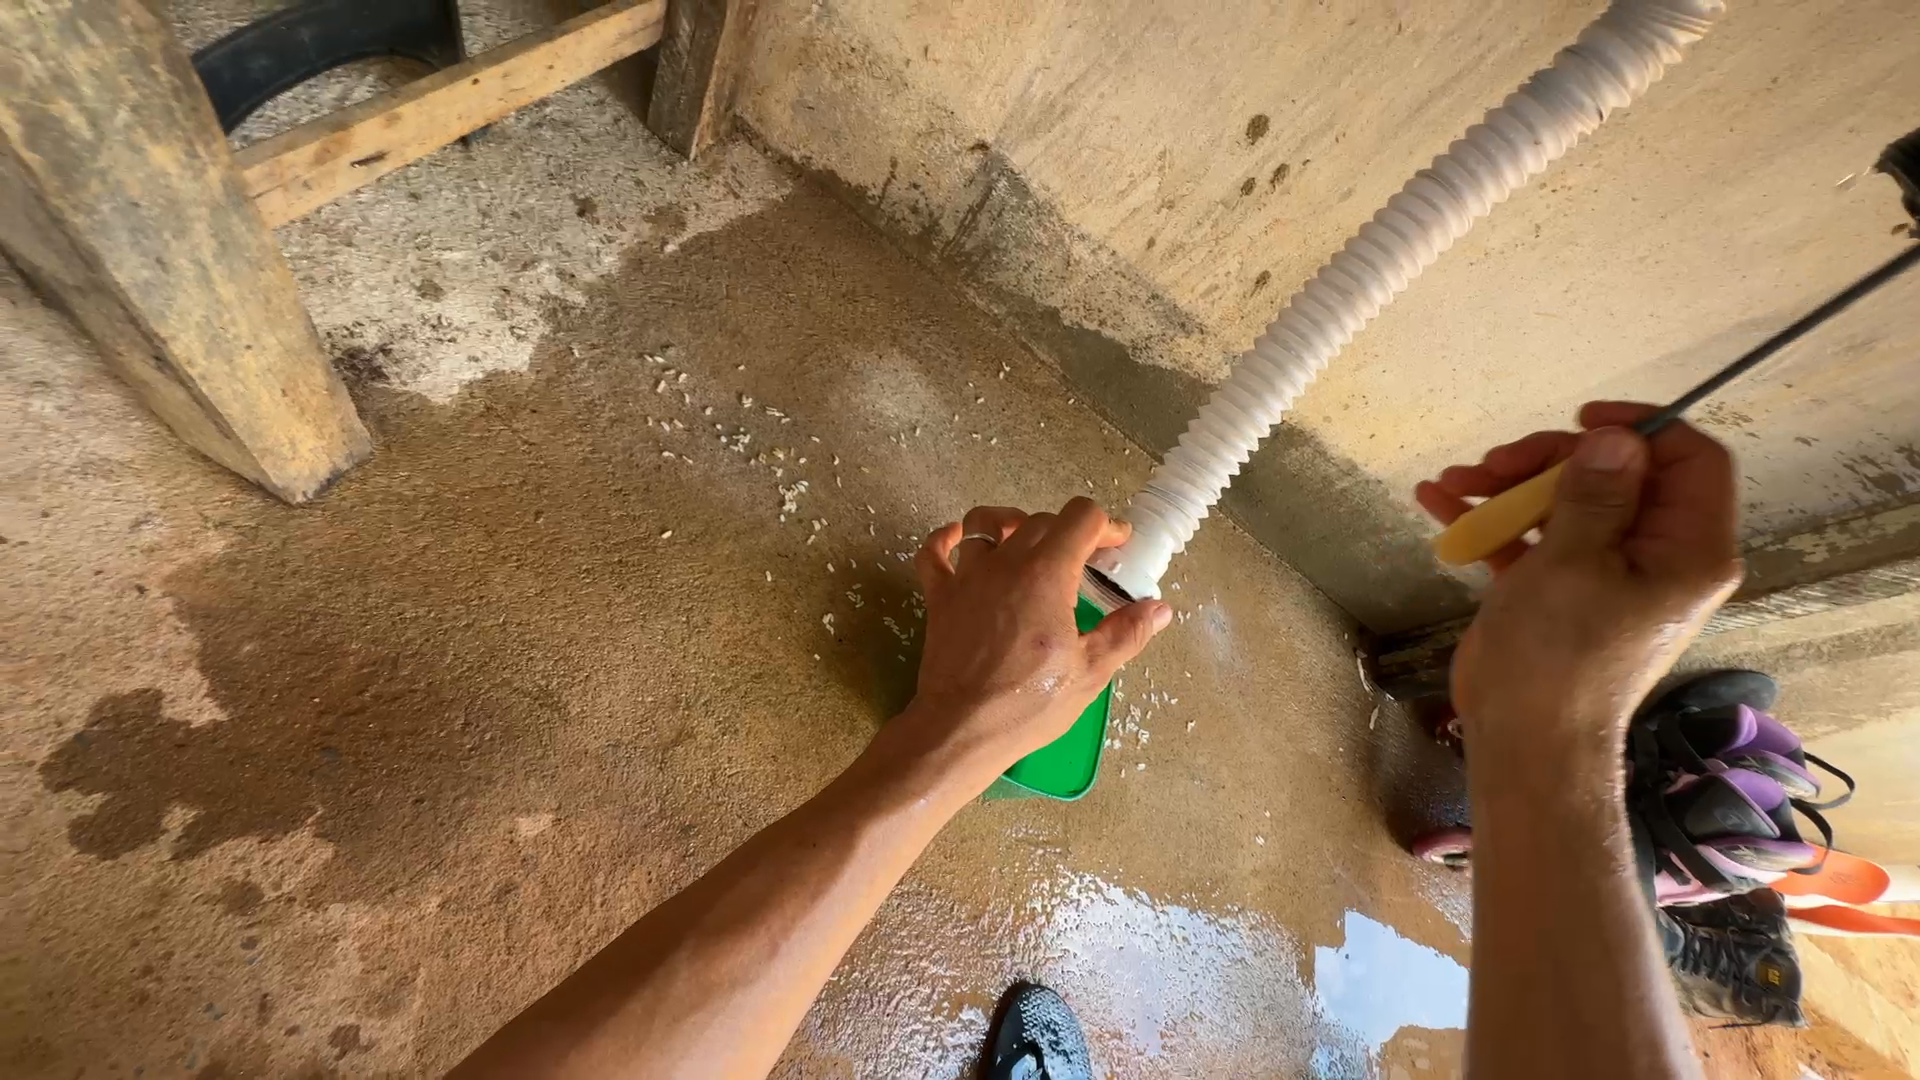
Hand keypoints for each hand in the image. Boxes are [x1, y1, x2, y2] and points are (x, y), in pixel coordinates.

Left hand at [907, 497, 1172, 769]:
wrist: (963, 729)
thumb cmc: (1030, 704)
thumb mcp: (1090, 672)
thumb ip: (1127, 633)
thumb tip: (1160, 608)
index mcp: (1047, 575)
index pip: (1081, 518)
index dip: (1106, 526)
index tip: (1117, 547)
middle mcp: (1005, 563)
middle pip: (1040, 520)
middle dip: (1069, 532)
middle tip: (1085, 563)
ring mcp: (966, 577)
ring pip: (983, 523)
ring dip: (1011, 522)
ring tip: (1028, 542)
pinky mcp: (939, 597)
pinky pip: (933, 552)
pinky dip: (945, 538)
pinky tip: (959, 539)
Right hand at [1414, 402, 1742, 754]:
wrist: (1522, 731)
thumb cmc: (1557, 652)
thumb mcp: (1573, 565)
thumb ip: (1594, 498)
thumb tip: (1615, 438)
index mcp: (1685, 548)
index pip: (1689, 461)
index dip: (1640, 429)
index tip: (1576, 421)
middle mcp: (1648, 553)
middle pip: (1608, 476)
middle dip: (1545, 462)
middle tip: (1490, 465)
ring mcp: (1595, 570)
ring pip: (1558, 503)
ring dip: (1503, 487)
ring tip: (1450, 483)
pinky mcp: (1549, 586)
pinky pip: (1524, 536)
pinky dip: (1485, 518)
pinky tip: (1436, 502)